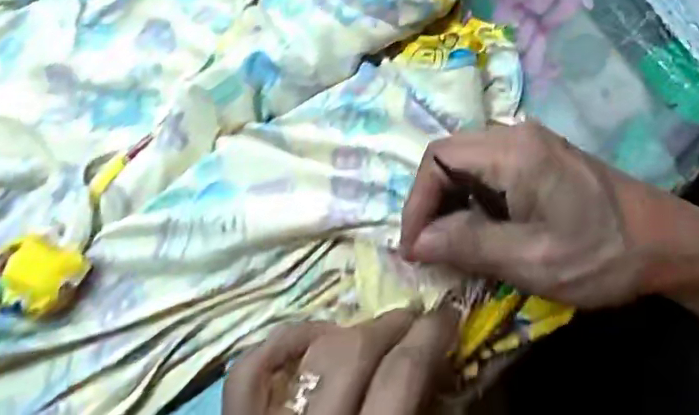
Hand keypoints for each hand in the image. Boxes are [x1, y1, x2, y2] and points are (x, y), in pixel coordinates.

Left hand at [223, 308, 459, 414]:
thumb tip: (442, 381)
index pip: (401, 376)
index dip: (431, 336)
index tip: (450, 317)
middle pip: (355, 353)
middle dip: (395, 326)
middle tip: (419, 321)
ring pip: (310, 355)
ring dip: (351, 331)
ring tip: (376, 333)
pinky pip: (248, 373)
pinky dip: (283, 343)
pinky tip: (315, 339)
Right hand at [399, 123, 698, 308]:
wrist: (662, 240)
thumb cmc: (599, 252)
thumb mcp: (531, 260)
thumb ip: (469, 244)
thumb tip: (415, 241)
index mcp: (513, 149)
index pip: (438, 158)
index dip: (416, 202)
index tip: (414, 250)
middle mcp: (516, 133)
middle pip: (450, 155)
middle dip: (432, 202)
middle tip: (430, 252)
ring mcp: (530, 142)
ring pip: (469, 162)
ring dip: (453, 203)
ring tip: (452, 248)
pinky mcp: (540, 156)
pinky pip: (490, 169)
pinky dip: (475, 199)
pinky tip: (483, 233)